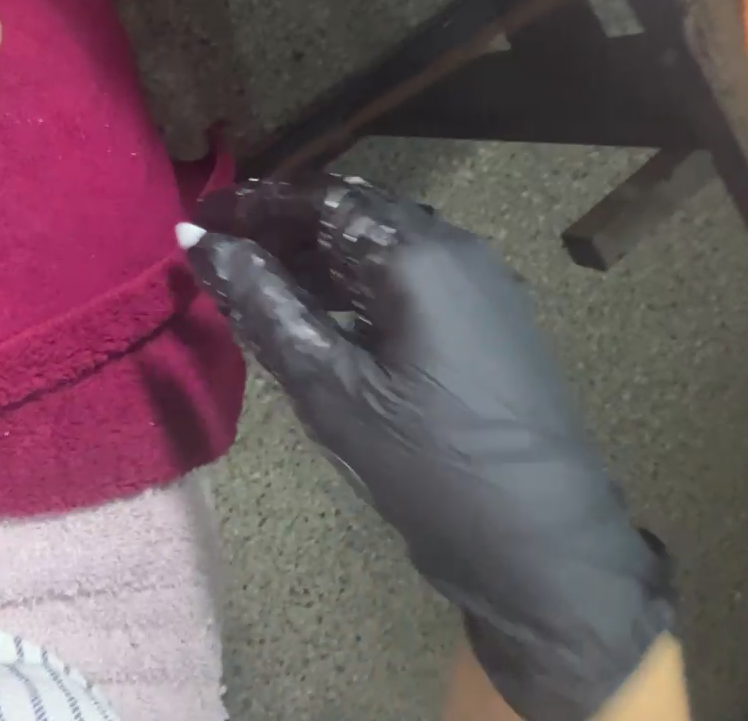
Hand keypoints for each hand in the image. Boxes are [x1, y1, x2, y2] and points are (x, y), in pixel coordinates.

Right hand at [187, 177, 673, 720]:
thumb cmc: (428, 468)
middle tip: (222, 250)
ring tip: (258, 280)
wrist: (547, 550)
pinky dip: (353, 283)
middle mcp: (454, 247)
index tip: (200, 219)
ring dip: (316, 254)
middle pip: (352, 213)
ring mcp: (477, 281)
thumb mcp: (330, 388)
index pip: (321, 198)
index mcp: (418, 255)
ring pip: (379, 244)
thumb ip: (263, 304)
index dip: (254, 203)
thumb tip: (200, 243)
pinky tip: (319, 310)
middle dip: (282, 225)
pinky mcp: (485, 315)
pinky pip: (405, 276)